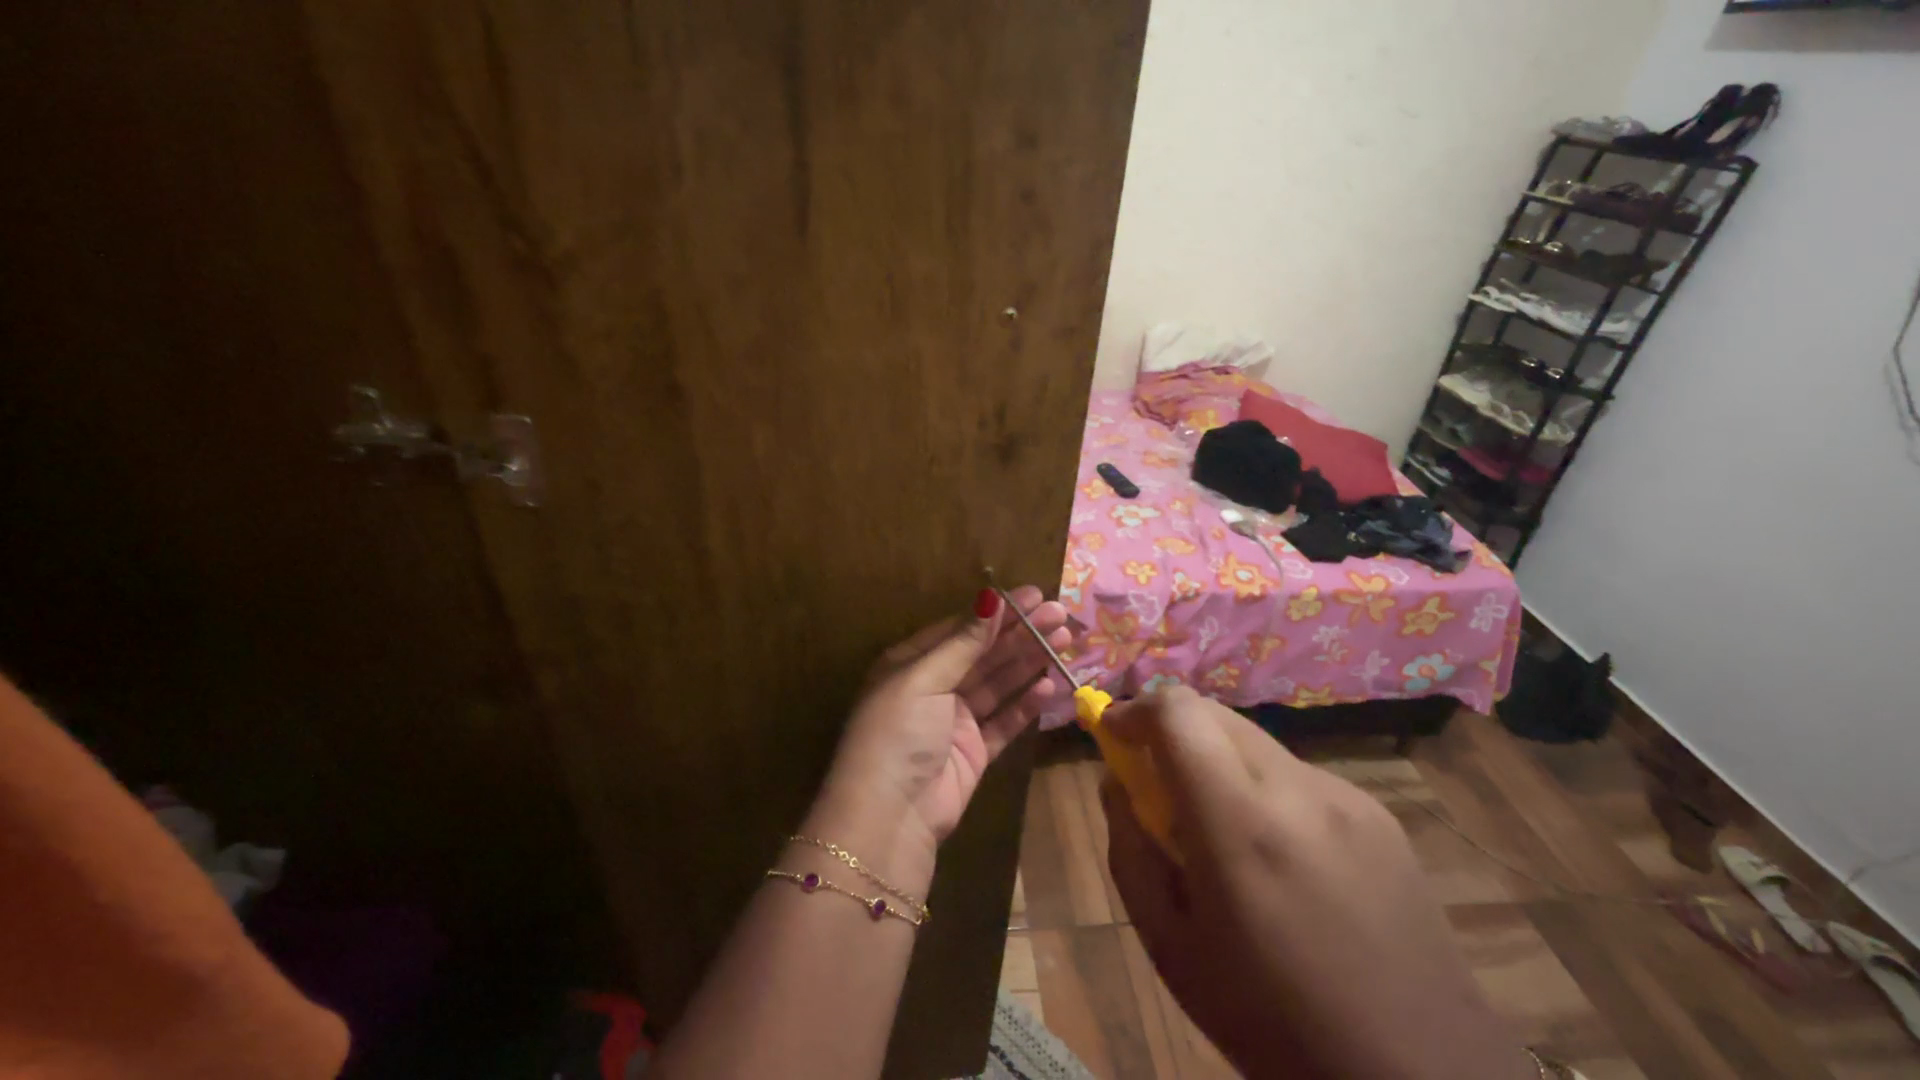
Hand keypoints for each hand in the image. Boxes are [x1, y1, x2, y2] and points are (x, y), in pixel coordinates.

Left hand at [817, 586, 1070, 858]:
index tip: (1035, 595)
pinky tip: (1051, 686)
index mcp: (911, 664)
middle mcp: (933, 689)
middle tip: (1062, 615)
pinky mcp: (974, 753)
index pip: (960, 630)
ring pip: (999, 685)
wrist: (890, 814)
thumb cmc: (897, 733)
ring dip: (1030, 663)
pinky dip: (1027, 704)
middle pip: (984, 655)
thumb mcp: (924, 679)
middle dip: (1021, 634)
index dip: (997, 613)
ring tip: (1065, 641)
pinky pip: (1005, 721)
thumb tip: (990, 596)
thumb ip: (963, 643)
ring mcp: (955, 722)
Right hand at [1101, 688, 1533, 1079]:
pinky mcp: (1380, 816)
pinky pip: (1300, 778)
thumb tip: (1117, 782)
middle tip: (1156, 788)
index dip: (1136, 711)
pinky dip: (1266, 790)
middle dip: (1172, 733)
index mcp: (1241, 824)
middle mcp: (1299, 790)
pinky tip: (1278, 860)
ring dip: (1219, 762)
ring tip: (1219, 836)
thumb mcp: (1170, 945)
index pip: (1178, 711)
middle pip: (1217, 715)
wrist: (1414, 1071)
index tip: (1114, 738)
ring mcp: (1348, 798)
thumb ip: (1131, 850)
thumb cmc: (1268, 1018)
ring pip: (1259, 744)